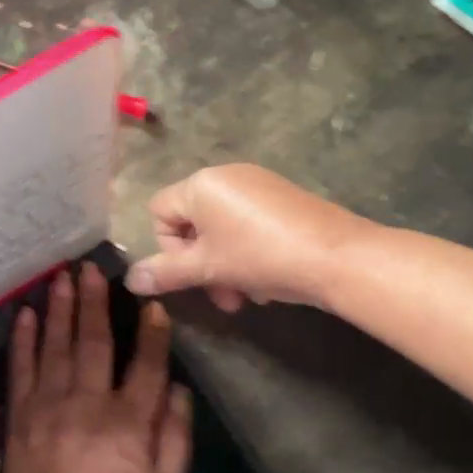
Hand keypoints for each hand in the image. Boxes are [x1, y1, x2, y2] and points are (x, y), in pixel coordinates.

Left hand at [0, 264, 191, 472]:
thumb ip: (174, 439)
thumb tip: (178, 390)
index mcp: (129, 424)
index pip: (145, 366)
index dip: (152, 333)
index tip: (153, 304)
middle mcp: (88, 404)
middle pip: (94, 342)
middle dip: (95, 302)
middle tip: (92, 267)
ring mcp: (49, 405)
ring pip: (55, 345)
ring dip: (58, 308)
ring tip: (60, 276)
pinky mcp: (19, 413)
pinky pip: (20, 366)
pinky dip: (23, 337)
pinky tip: (25, 312)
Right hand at [127, 164, 380, 311]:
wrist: (342, 258)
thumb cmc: (263, 257)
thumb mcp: (209, 269)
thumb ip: (165, 272)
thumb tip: (129, 280)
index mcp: (199, 184)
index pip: (159, 213)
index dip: (169, 248)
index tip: (195, 274)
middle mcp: (225, 175)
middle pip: (192, 222)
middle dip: (202, 263)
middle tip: (224, 297)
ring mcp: (259, 184)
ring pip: (222, 228)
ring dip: (226, 263)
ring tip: (250, 294)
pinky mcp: (285, 198)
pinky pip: (249, 223)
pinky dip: (249, 251)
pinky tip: (270, 279)